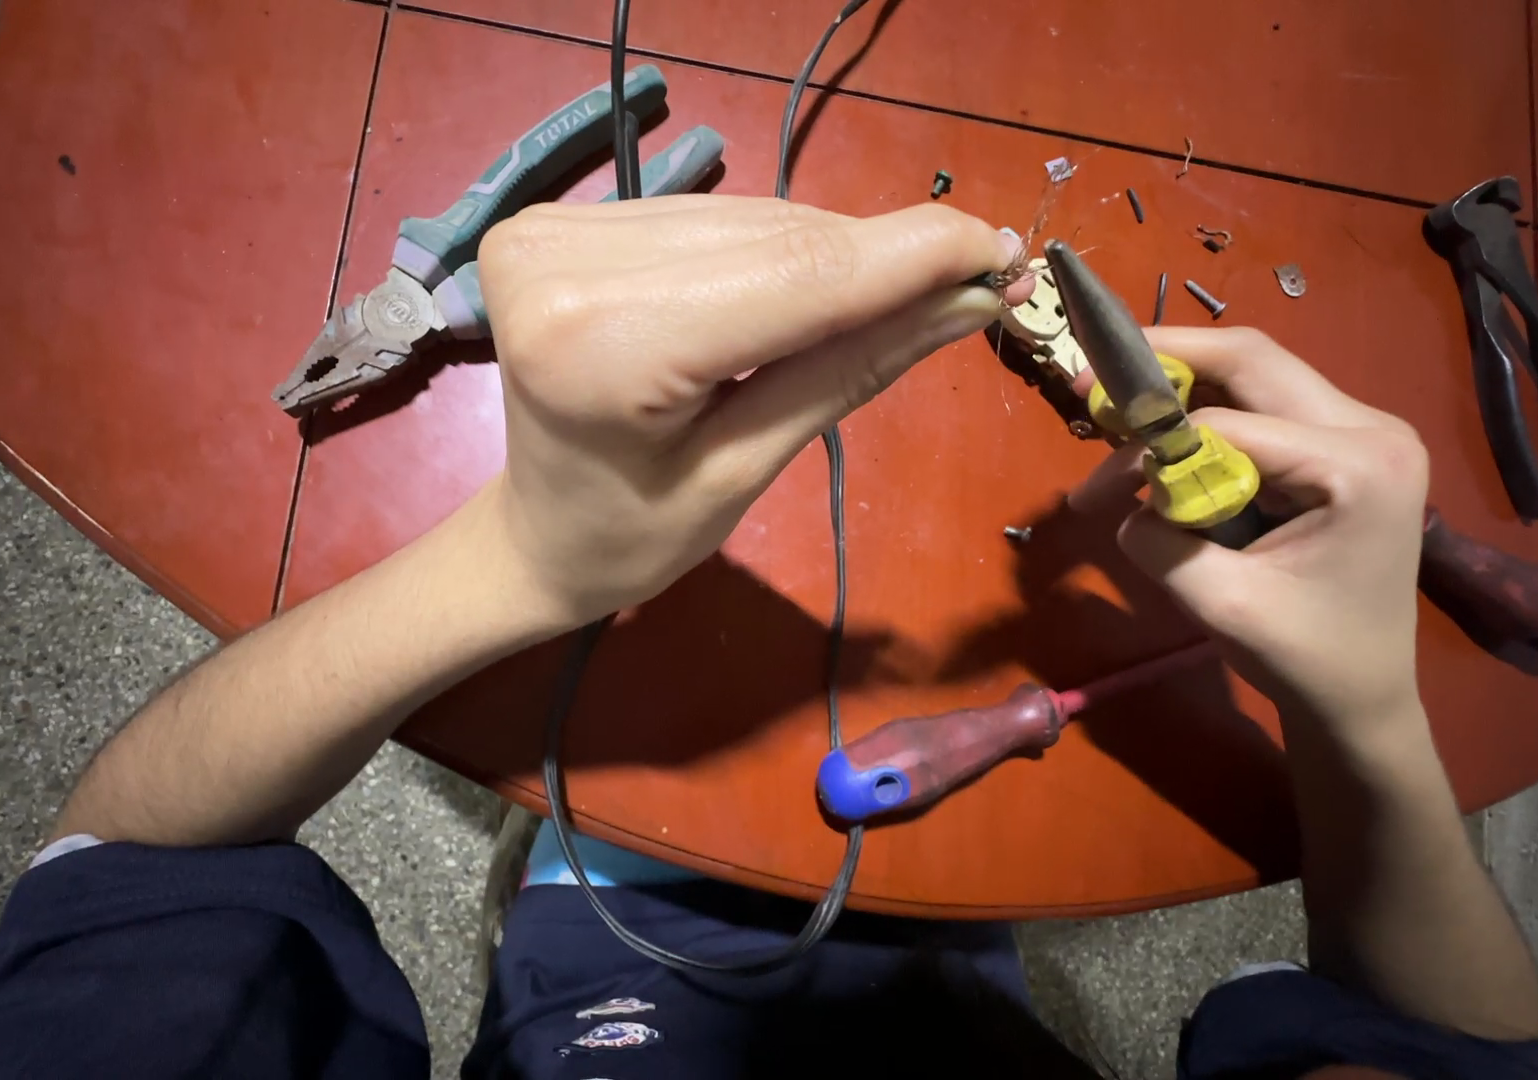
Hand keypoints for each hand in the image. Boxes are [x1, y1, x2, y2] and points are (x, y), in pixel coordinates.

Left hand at [475, 195, 1027, 623]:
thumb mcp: (744, 472)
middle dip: (877, 259)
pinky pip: (703, 222)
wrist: (536, 535)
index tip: (1001, 251)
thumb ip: (845, 373)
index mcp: (605, 351)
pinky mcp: (554, 223)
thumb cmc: (635, 539)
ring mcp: (550, 232)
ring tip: (882, 299)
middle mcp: (564, 265)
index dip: (907, 258)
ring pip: (744, 219)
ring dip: (828, 254)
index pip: (790, 277)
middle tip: (968, 281)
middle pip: (770, 238)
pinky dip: (767, 250)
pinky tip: (795, 292)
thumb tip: (964, 300)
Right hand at [1080, 327, 1430, 732]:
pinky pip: (1256, 408)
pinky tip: (1161, 444)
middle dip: (1164, 362)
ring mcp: (1357, 432)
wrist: (1363, 692)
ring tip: (1117, 418)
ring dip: (1178, 389)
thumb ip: (1159, 543)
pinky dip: (1199, 416)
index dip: (1148, 447)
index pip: (1226, 421)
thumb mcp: (1220, 605)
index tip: (1094, 492)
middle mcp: (1366, 428)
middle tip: (1092, 381)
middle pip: (1249, 359)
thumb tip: (1127, 507)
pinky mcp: (1335, 448)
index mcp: (1355, 464)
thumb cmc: (1305, 656)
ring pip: (1251, 374)